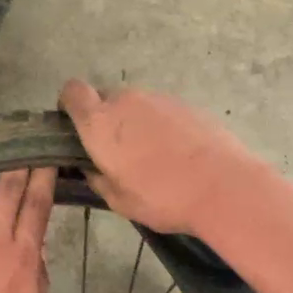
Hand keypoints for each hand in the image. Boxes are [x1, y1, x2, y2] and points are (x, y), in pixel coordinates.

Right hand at [59, 79, 271, 234]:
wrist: (222, 186)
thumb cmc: (162, 197)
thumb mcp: (119, 201)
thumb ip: (98, 179)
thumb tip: (93, 168)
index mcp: (100, 123)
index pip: (72, 92)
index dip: (70, 105)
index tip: (76, 127)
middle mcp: (126, 101)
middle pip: (105, 98)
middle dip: (105, 119)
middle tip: (116, 153)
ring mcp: (159, 98)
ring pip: (136, 105)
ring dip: (135, 124)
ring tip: (152, 158)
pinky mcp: (186, 104)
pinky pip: (162, 111)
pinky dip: (161, 126)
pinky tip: (176, 154)